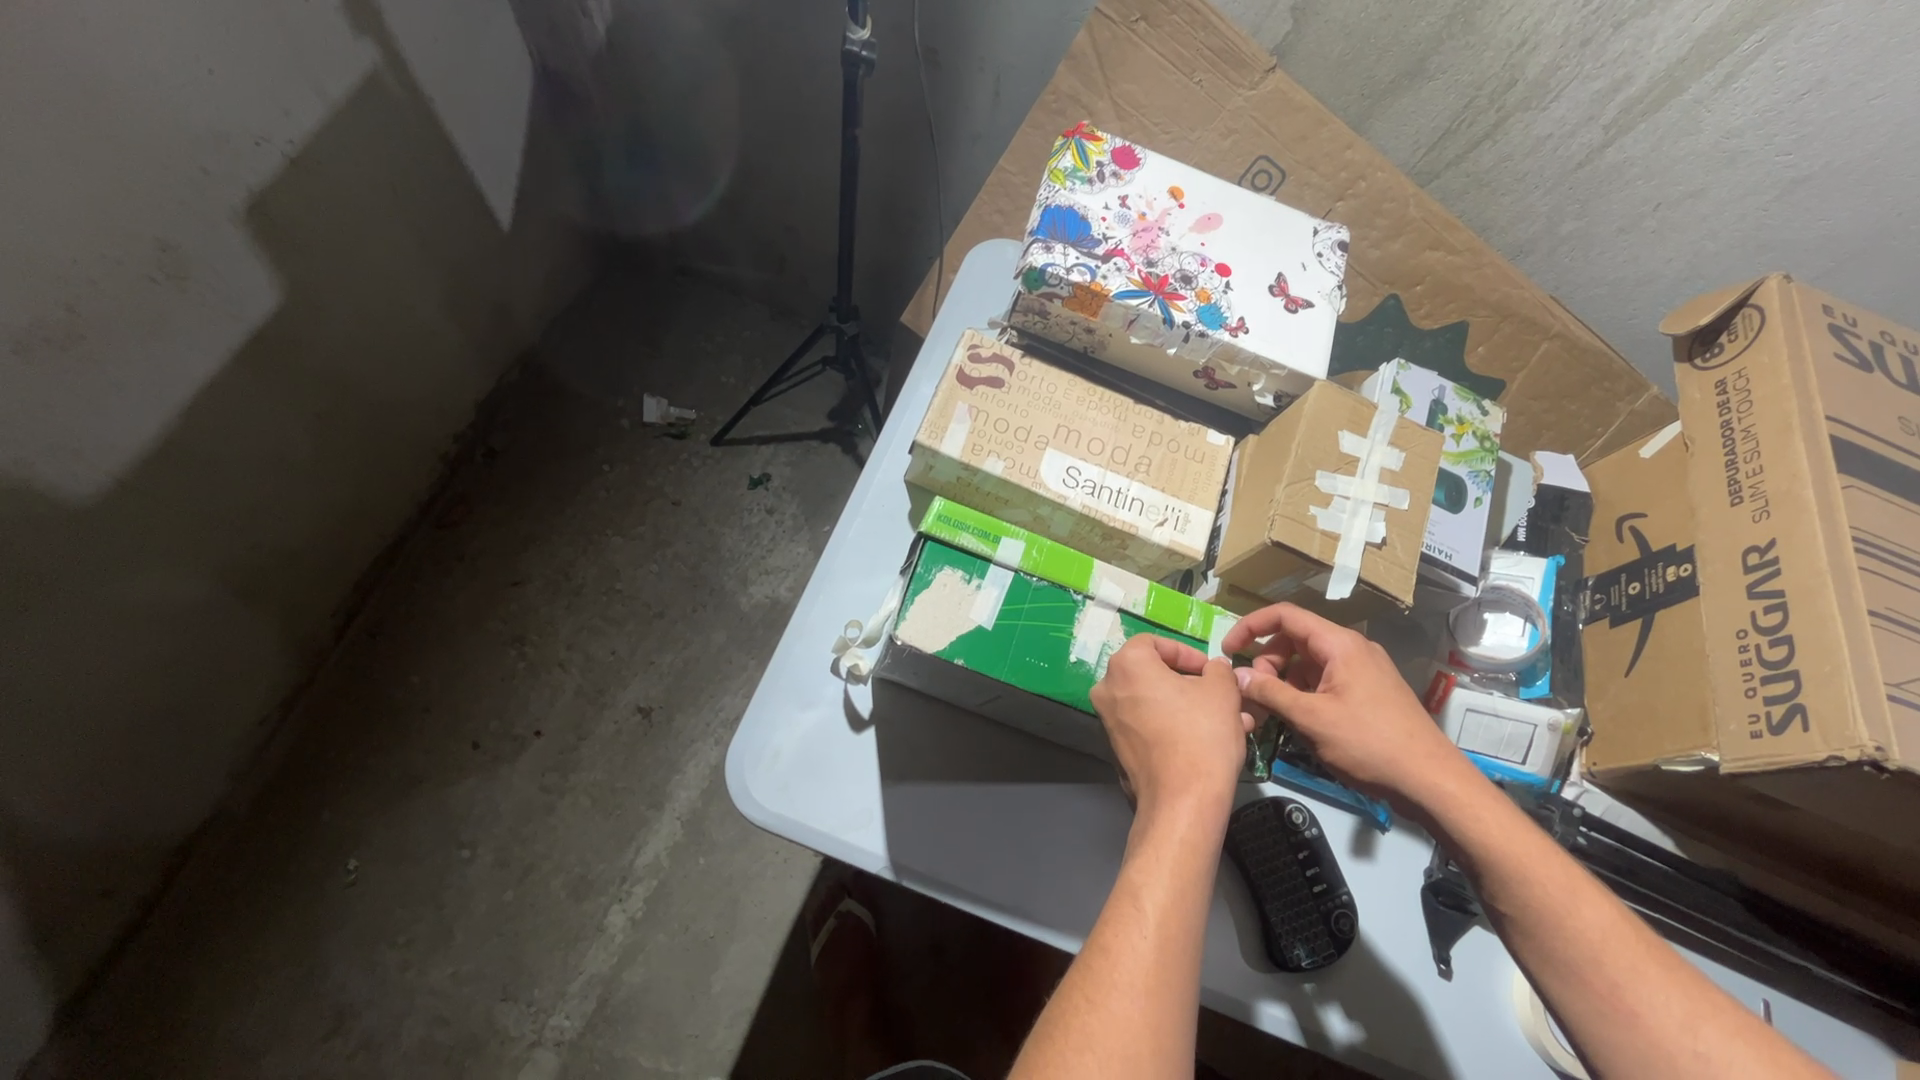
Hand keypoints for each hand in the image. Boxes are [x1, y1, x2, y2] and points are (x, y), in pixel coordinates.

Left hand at [1090, 635, 1249, 815]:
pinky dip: (1175, 727)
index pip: (1154, 642)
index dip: (1187, 653)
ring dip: (1190, 708)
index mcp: (1126, 665)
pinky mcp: (1117, 748)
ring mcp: (1108, 720)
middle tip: (1222, 697)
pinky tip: (1209, 741)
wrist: (1182, 800)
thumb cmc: (1201, 733)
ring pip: (1156, 703)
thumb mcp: (1222, 690)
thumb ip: (1217, 670)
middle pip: (1154, 675)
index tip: (1211, 670)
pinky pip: (1149, 726)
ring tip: (1229, 721)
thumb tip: (1213, 669)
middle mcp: (1108, 689)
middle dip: (1193, 685)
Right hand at [1221, 603, 1476, 811]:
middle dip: (1266, 661)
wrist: (1430, 781)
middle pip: (1294, 640)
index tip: (1228, 651)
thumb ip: (1270, 692)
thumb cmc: (1369, 744)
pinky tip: (1295, 721)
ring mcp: (1361, 672)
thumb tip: (1237, 674)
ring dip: (1282, 681)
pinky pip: (1323, 681)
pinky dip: (1302, 694)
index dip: (1250, 627)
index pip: (1285, 616)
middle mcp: (1351, 650)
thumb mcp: (1310, 718)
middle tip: (1253, 694)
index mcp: (1339, 644)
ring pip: (1307, 664)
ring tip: (1269, 713)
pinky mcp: (1366, 693)